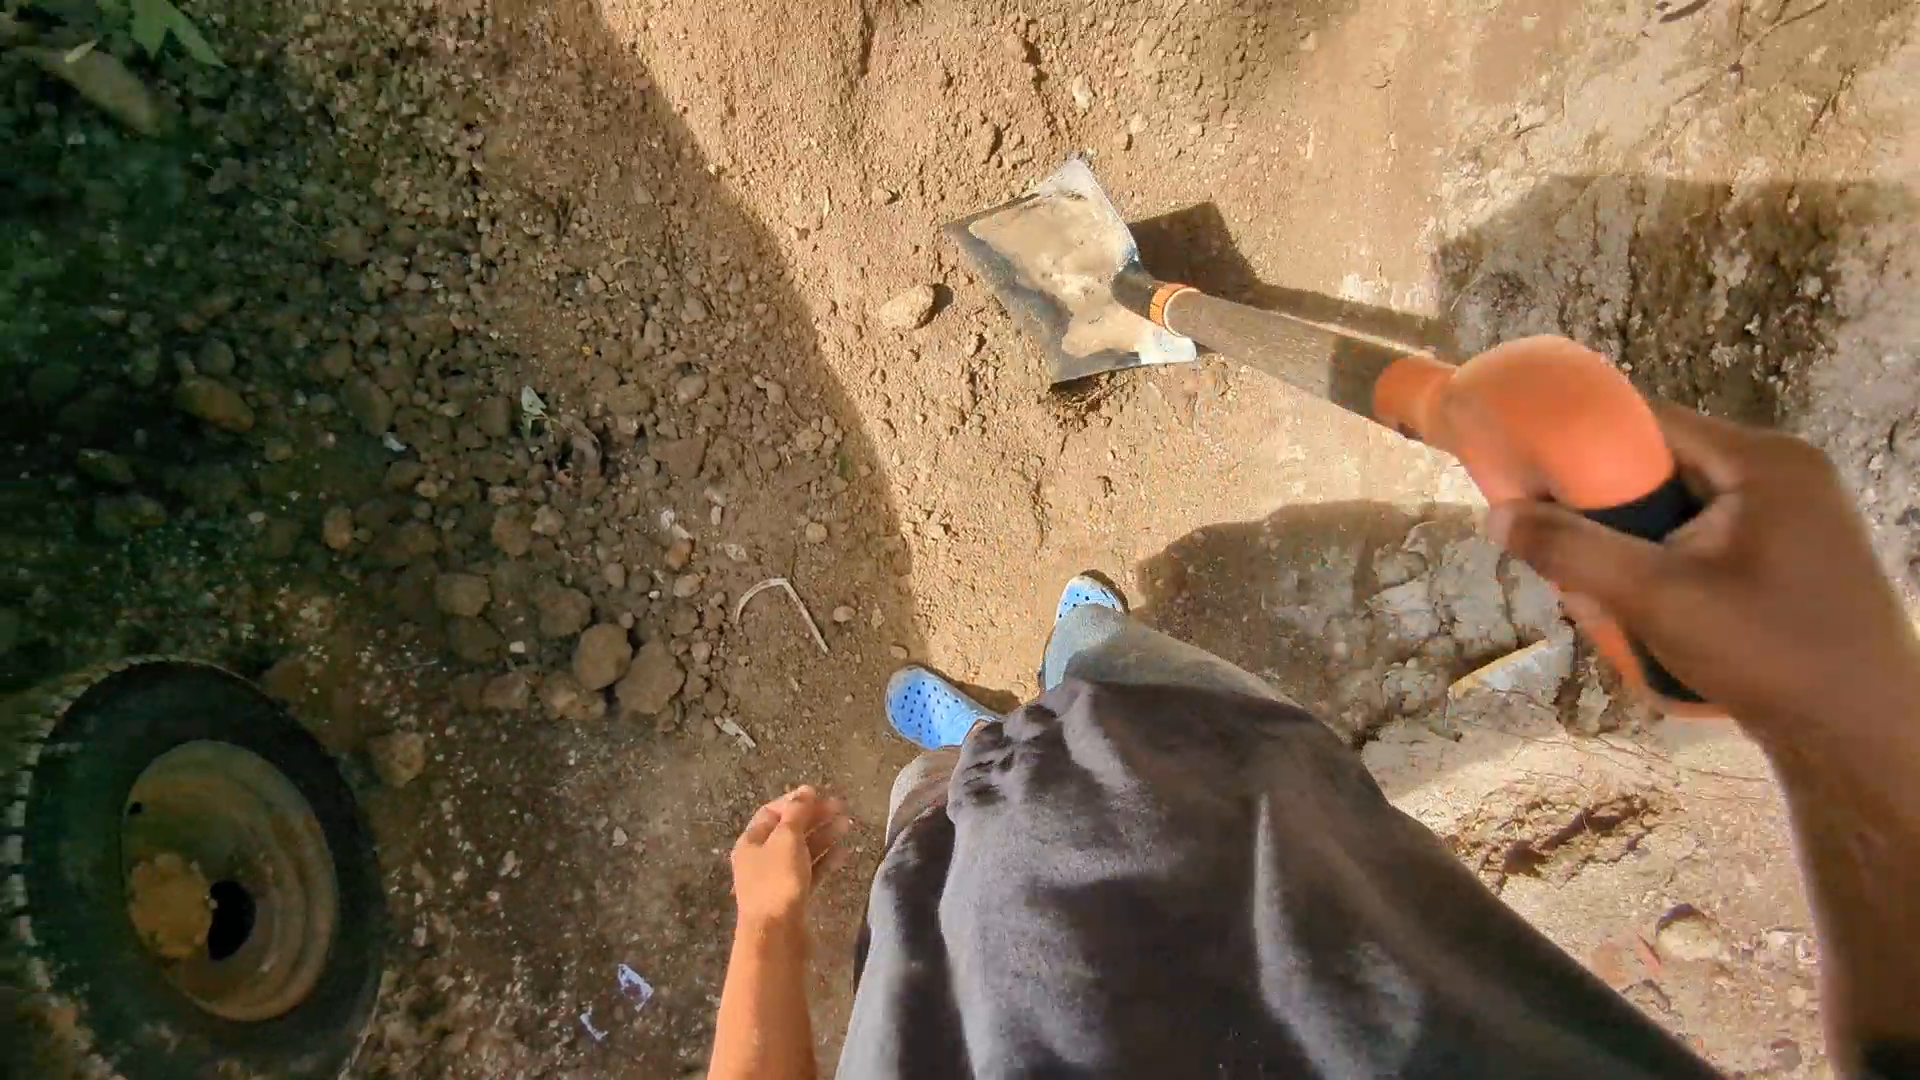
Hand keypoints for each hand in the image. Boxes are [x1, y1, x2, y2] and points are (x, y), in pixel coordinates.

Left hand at [729, 786, 850, 925]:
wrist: (775, 936)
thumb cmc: (777, 881)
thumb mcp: (786, 839)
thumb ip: (797, 813)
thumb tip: (805, 791)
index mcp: (752, 841)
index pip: (772, 811)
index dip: (795, 801)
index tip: (819, 794)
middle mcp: (762, 857)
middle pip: (790, 829)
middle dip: (815, 817)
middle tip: (842, 807)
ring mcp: (778, 878)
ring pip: (803, 849)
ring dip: (824, 835)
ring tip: (848, 825)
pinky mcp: (793, 895)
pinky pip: (810, 870)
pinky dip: (826, 859)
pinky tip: (844, 852)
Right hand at [1488, 404, 1919, 734]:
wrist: (1859, 731)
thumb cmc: (1766, 651)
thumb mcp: (1652, 596)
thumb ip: (1568, 549)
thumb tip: (1494, 515)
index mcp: (1760, 461)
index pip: (1640, 422)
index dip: (1570, 444)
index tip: (1518, 480)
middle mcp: (1774, 469)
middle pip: (1646, 462)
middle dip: (1589, 504)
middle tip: (1555, 547)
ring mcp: (1778, 507)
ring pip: (1658, 500)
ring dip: (1612, 536)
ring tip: (1594, 583)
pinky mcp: (1771, 543)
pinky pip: (1680, 528)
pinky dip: (1642, 553)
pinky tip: (1631, 595)